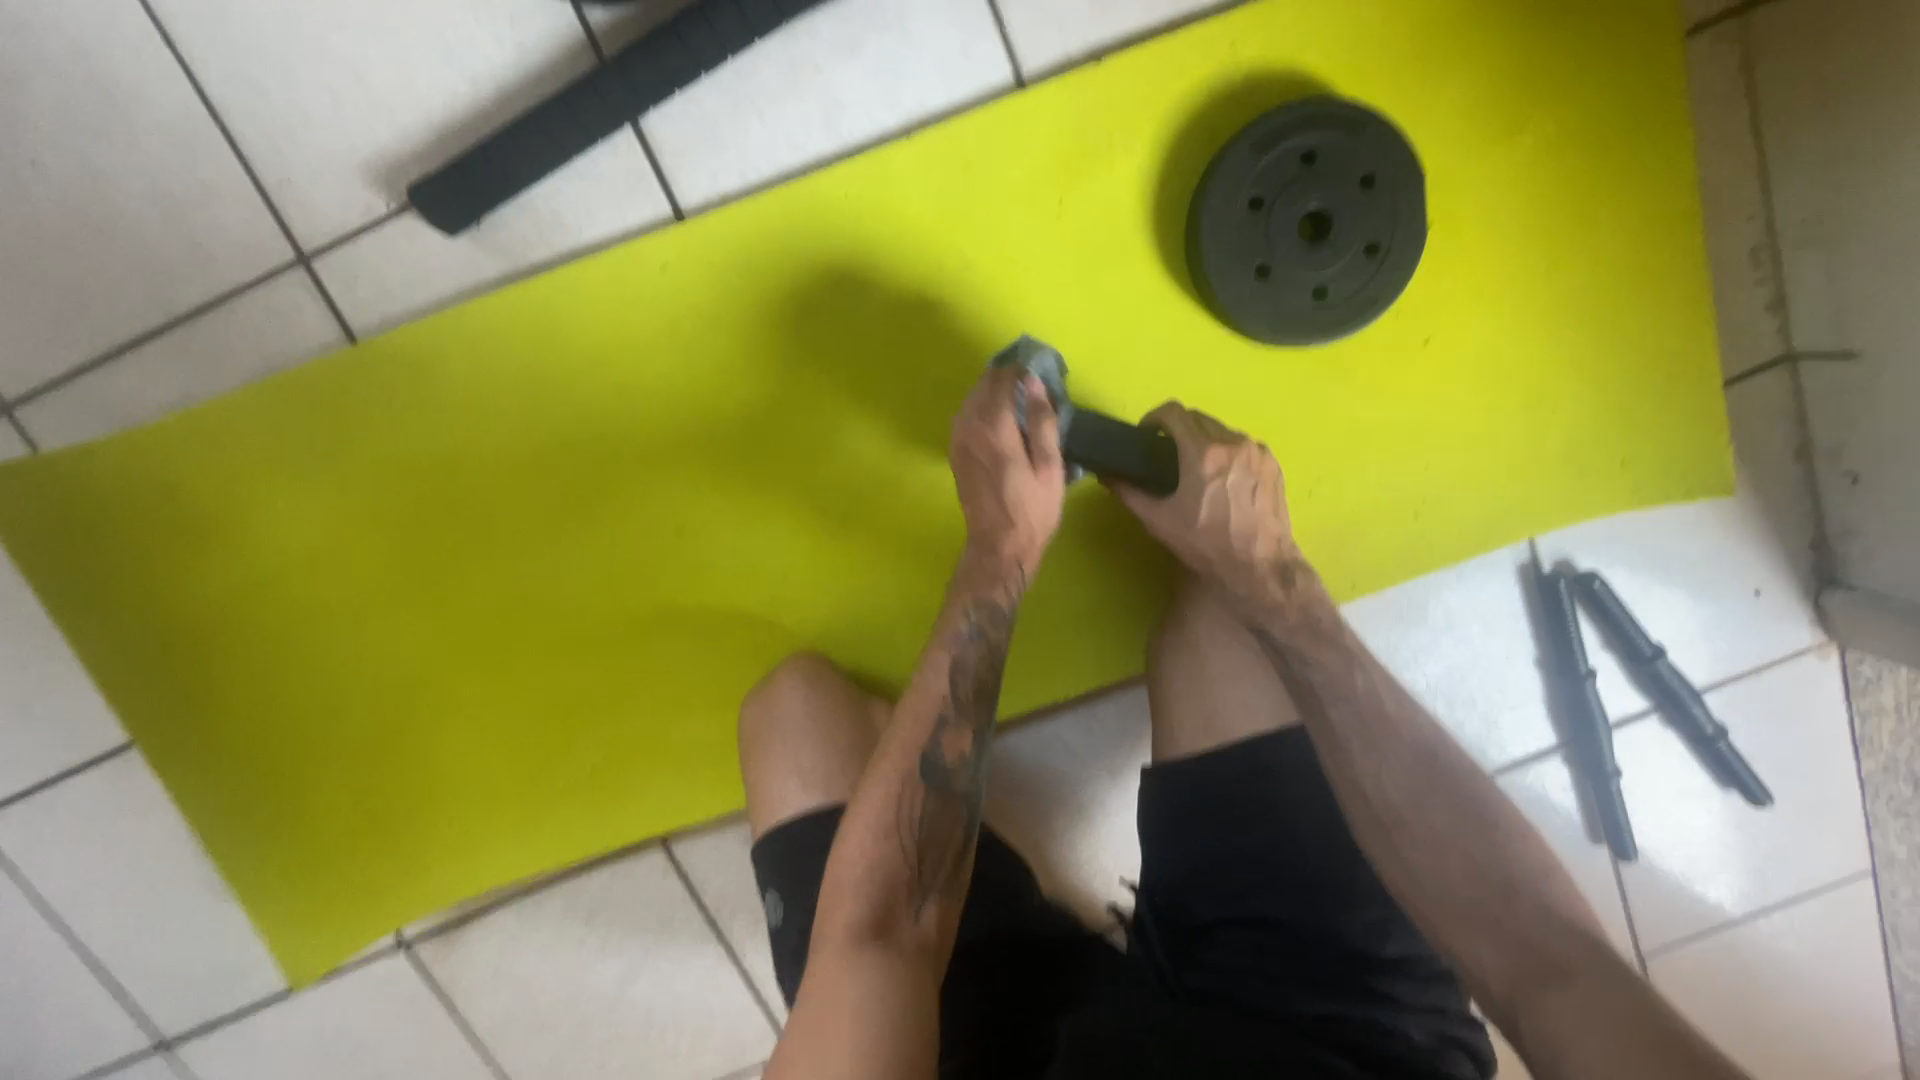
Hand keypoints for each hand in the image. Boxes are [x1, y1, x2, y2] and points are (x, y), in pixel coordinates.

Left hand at [950, 368, 1066, 577]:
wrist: (998, 546)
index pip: (1002, 380)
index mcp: (994, 427)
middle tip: (1030, 379)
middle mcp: (969, 428)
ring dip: (990, 391)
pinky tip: (998, 417)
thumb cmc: (1032, 510)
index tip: (1038, 366)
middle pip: (982, 386)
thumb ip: (1041, 420)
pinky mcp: (955, 454)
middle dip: (1004, 376)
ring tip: (1017, 394)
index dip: (1020, 368)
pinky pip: (965, 418)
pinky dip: (980, 408)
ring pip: (970, 400)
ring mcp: (957, 441)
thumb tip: (1034, 382)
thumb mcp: (1050, 465)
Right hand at [1107, 402, 1312, 616]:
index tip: (1146, 433)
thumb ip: (1129, 494)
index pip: (1174, 412)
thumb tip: (1106, 476)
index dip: (1154, 417)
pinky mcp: (1273, 464)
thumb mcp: (1160, 521)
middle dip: (1179, 428)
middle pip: (1199, 418)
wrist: (1259, 566)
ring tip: (1196, 465)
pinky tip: (1223, 477)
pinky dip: (1228, 452)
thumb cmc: (1205, 544)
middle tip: (1166, 451)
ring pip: (1223, 430)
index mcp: (1203, 452)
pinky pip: (1244, 445)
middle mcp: (1233, 442)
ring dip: (1204, 439)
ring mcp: (1257, 451)